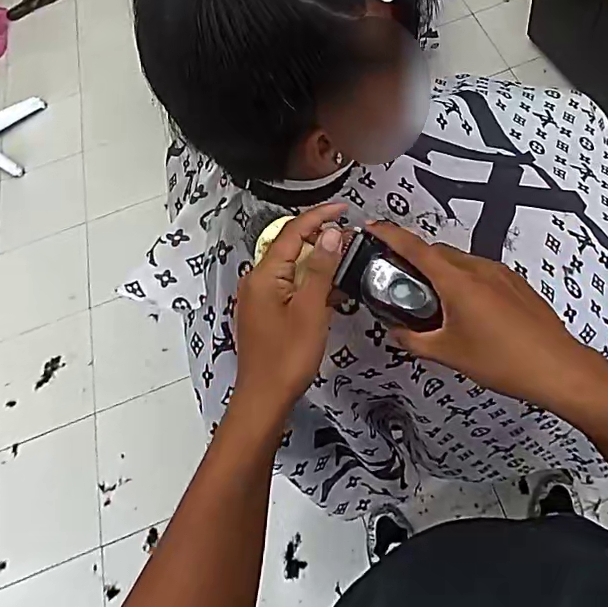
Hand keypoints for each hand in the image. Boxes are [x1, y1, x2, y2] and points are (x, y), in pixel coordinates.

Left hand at [232, 204, 348, 417]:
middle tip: (350, 235)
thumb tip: (331, 234)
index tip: (342, 208)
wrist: (266, 398)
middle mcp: (257, 282)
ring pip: (293, 266)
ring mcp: (261, 298)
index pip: (293, 232)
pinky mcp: (268, 312)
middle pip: (292, 246)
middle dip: (321, 236)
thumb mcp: (311, 309)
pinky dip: (312, 280)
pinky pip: (292, 284)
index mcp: (264, 276)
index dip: (319, 216)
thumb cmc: (286, 358)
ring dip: (319, 259)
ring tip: (345, 258)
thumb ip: (321, 268)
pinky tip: (331, 287)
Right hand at [364, 221, 607, 411]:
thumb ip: (413, 339)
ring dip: (442, 273)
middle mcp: (480, 270)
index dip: (390, 234)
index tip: (375, 228)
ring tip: (435, 303)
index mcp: (458, 282)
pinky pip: (481, 271)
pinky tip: (466, 311)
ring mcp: (500, 274)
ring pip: (460, 261)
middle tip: (401, 281)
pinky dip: (465, 281)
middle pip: (437, 252)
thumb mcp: (448, 353)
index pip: (414, 247)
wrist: (555, 366)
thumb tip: (400, 333)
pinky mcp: (514, 283)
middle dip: (415, 260)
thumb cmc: (511, 360)